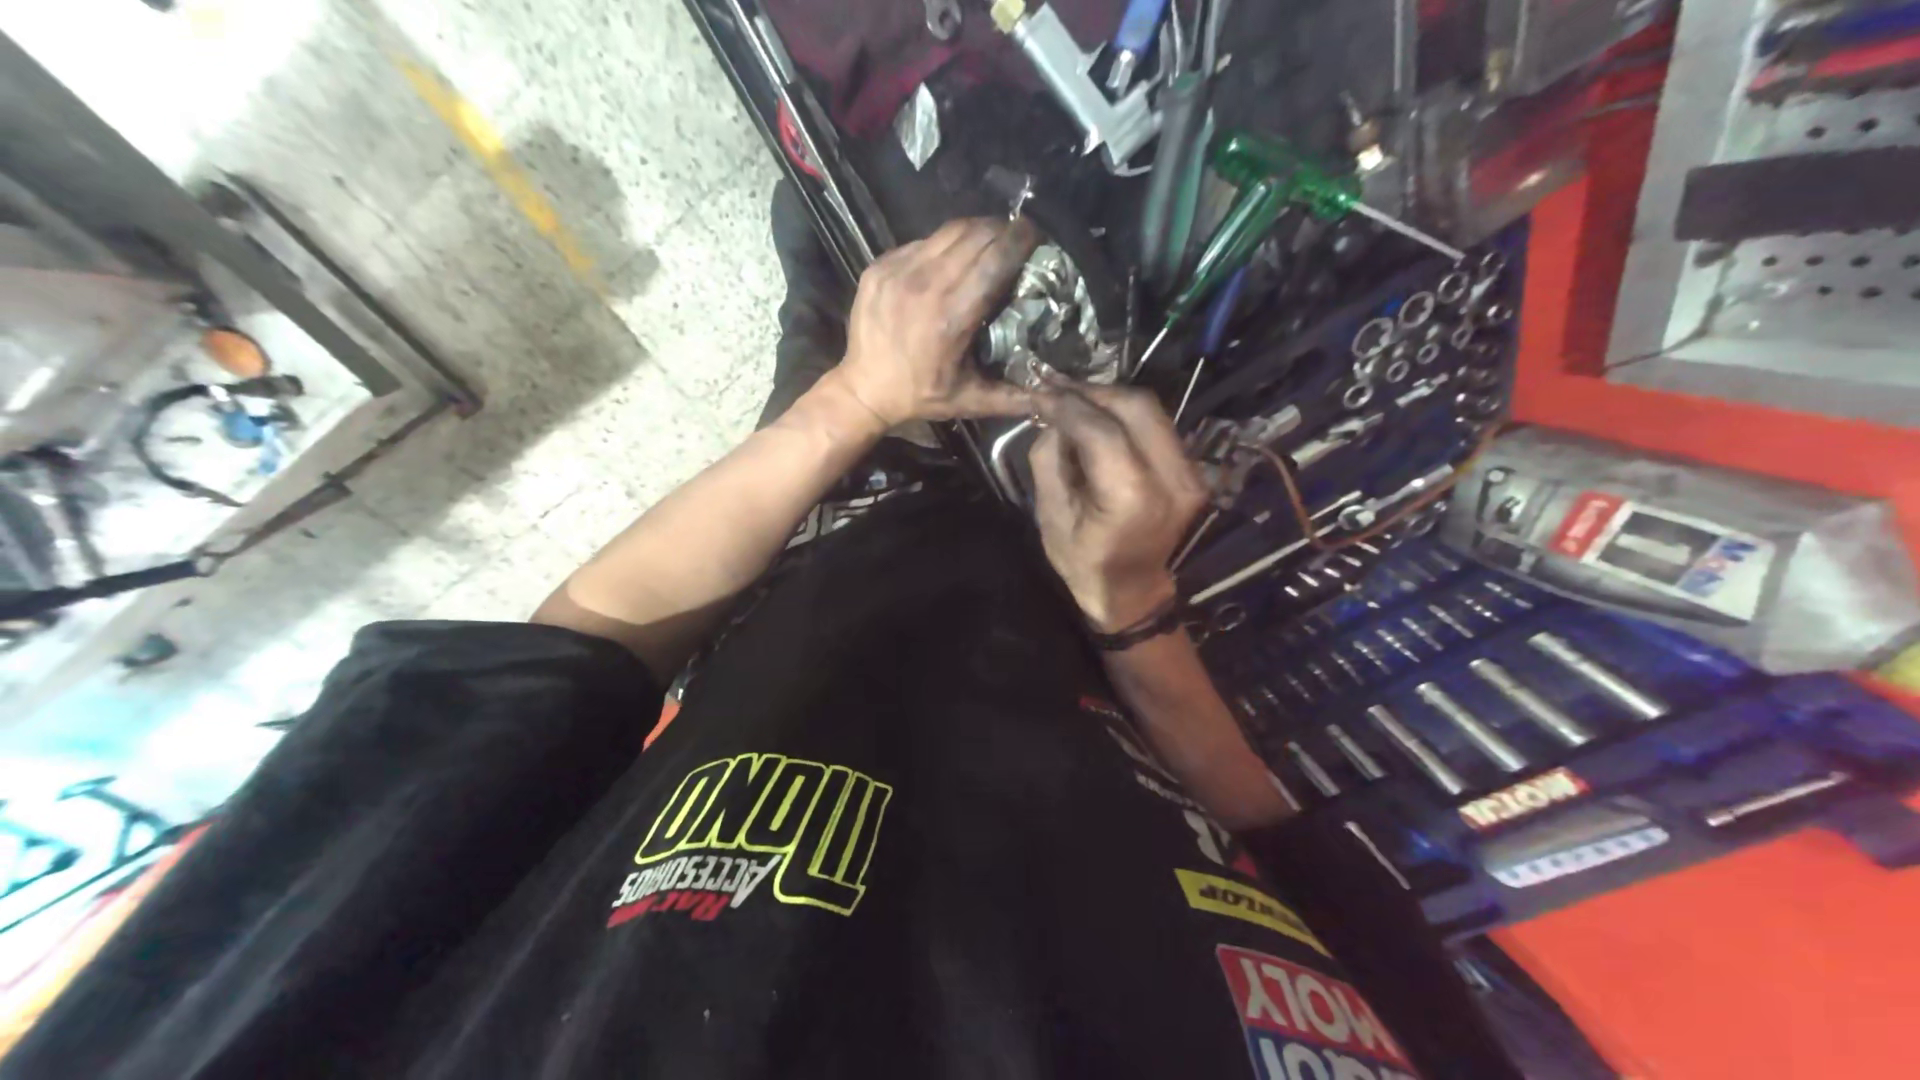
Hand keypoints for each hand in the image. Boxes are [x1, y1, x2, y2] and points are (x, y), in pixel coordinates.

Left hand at [830, 217, 1039, 427]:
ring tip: (991, 240)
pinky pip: (923, 241)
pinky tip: (953, 259)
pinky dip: (945, 244)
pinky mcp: (881, 265)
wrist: (863, 389)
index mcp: (950, 316)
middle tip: (1018, 237)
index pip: (995, 259)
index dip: (1020, 240)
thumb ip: (1015, 397)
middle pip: (976, 235)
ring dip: (976, 230)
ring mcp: (898, 270)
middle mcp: (925, 284)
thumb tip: (1056, 395)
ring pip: (949, 231)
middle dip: (1003, 231)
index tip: (1036, 235)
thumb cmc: (920, 396)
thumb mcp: (971, 400)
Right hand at [1029, 385, 1208, 633]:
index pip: (1100, 429)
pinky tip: (1099, 419)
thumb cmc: (1084, 562)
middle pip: (1136, 406)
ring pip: (1151, 411)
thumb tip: (1054, 418)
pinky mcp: (1192, 472)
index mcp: (1132, 496)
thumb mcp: (1050, 514)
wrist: (1131, 592)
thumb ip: (1049, 457)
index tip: (1040, 392)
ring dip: (1110, 400)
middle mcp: (1172, 478)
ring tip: (1075, 400)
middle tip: (1058, 389)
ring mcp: (1190, 475)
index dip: (1067, 404)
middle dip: (1093, 392)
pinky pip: (1157, 427)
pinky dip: (1126, 417)